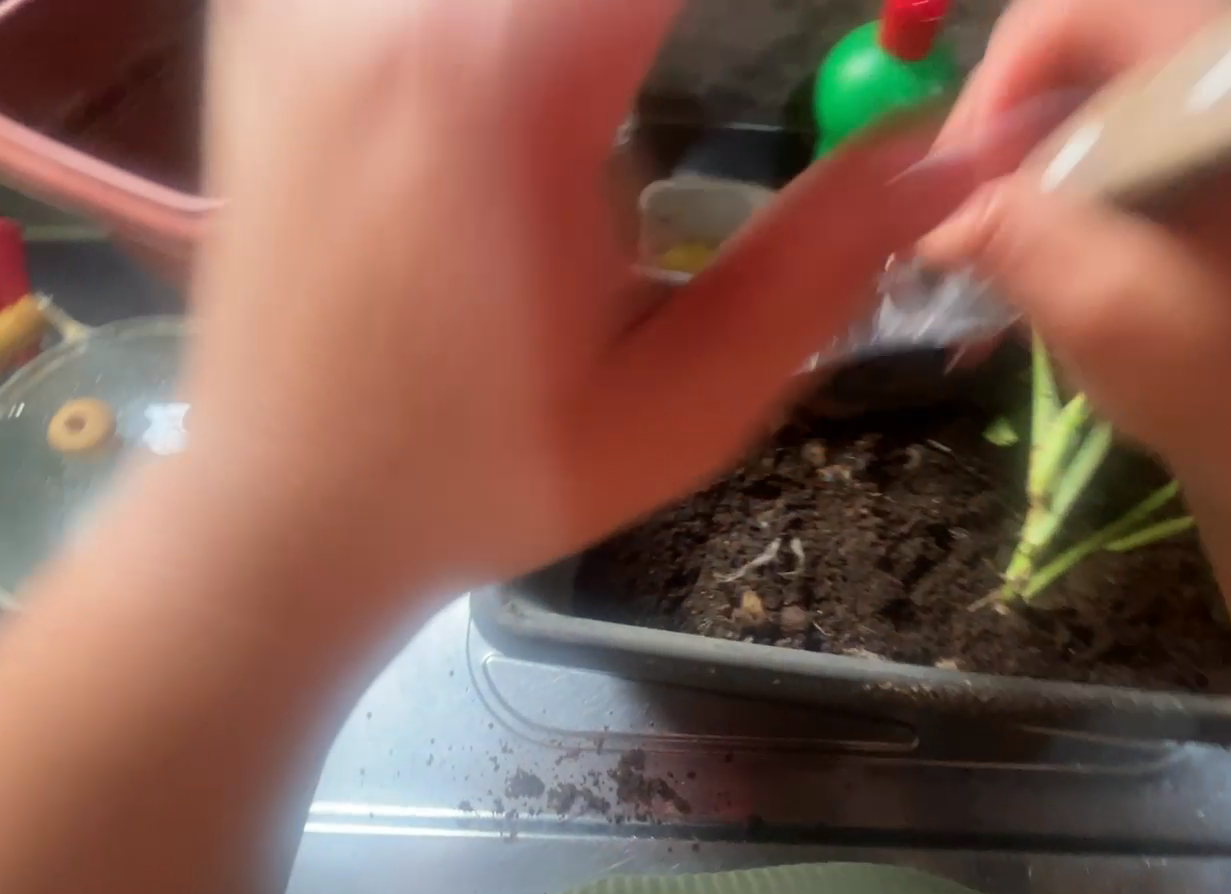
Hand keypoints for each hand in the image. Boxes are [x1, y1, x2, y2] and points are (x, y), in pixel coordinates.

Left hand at [178, 0, 1029, 609]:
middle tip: (746, 64)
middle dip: (704, 19)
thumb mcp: (678, 407)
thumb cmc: (489, 480)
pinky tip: (566, 78)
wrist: (294, 508)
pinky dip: (538, 24)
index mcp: (502, 78)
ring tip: (654, 88)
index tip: (877, 17)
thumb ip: (818, 267)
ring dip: (618, 30)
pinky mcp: (282, 12)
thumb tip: (949, 154)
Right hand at [922, 0, 1230, 483]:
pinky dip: (1027, 213)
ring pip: (1060, 121)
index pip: (1078, 15)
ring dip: (1000, 187)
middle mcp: (1206, 95)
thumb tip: (930, 216)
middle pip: (1060, 64)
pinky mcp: (1173, 188)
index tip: (956, 182)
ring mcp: (1190, 143)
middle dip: (987, 146)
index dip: (995, 84)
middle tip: (951, 227)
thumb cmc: (1212, 376)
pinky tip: (1003, 273)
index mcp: (1215, 94)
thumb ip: (1014, 238)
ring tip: (970, 260)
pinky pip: (1077, 169)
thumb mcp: (1104, 306)